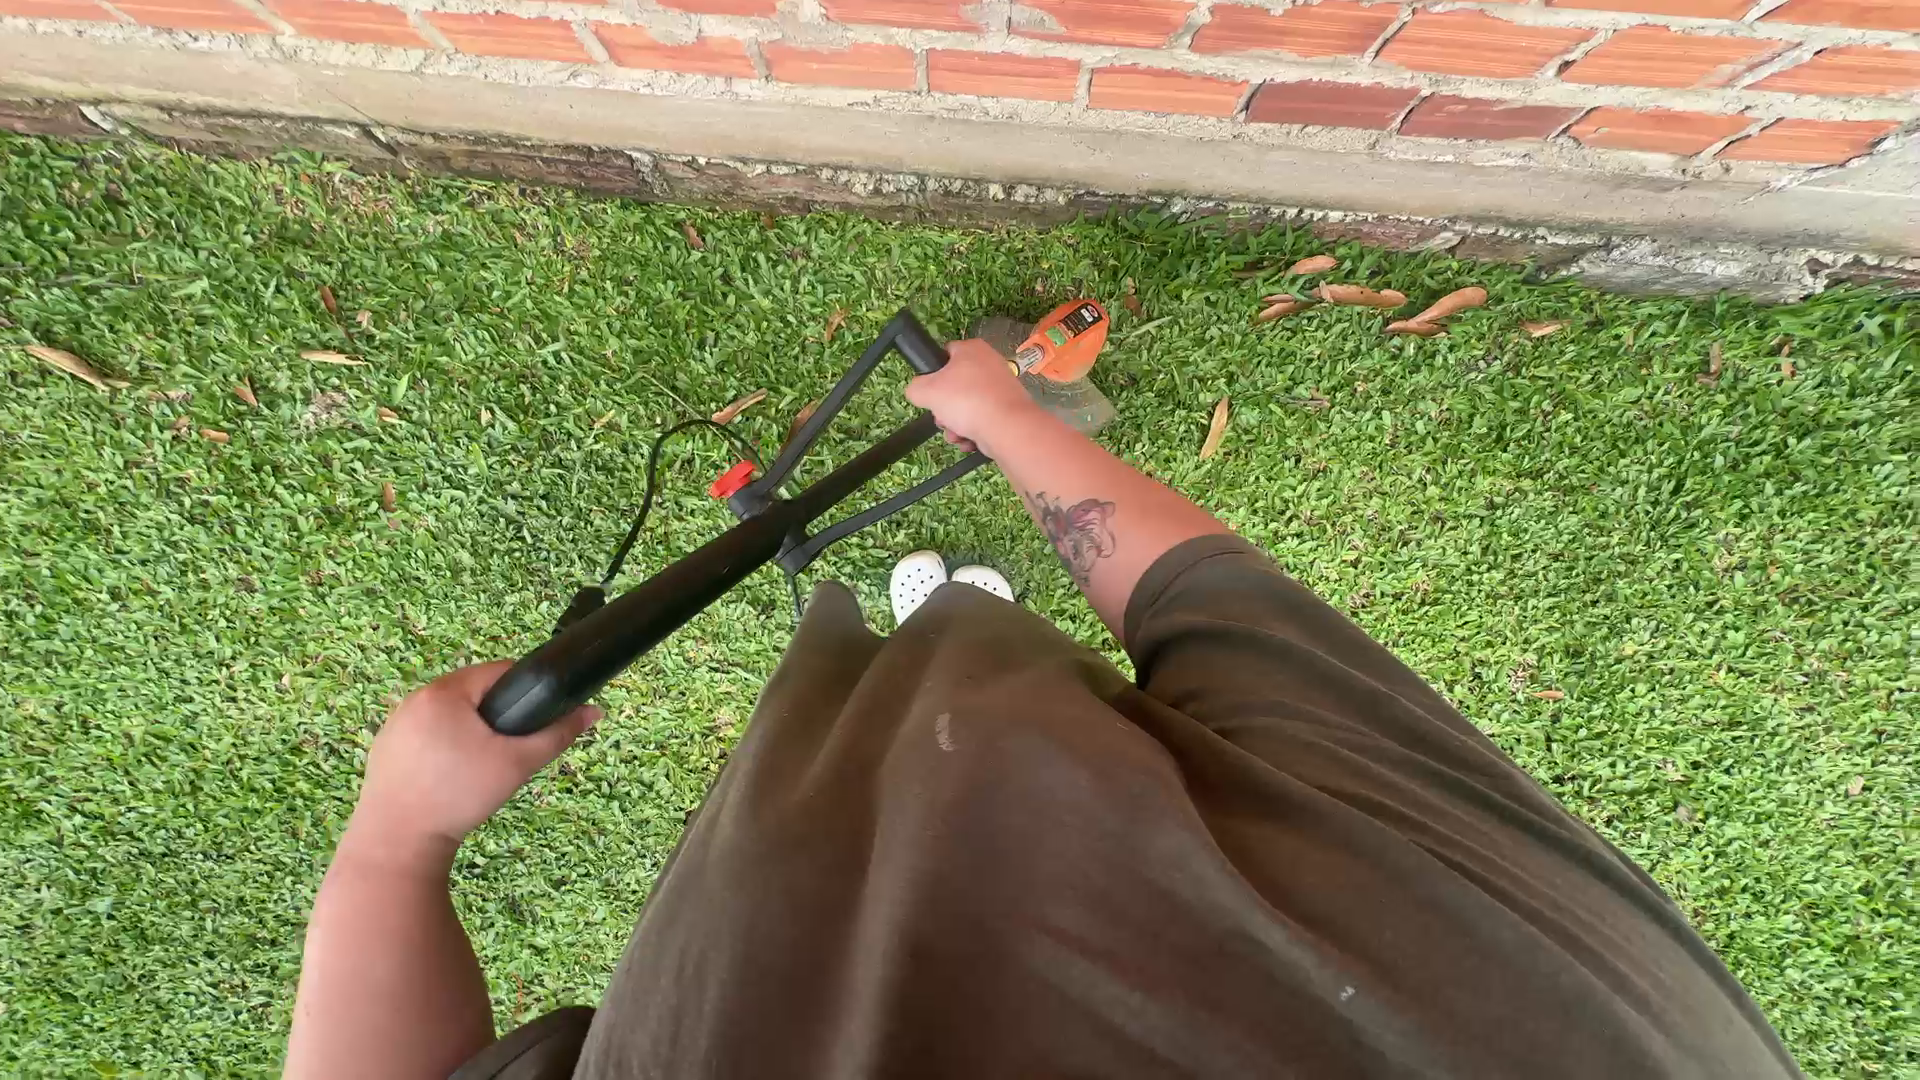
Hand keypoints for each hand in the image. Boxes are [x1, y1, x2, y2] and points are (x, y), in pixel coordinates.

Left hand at [349, 661, 600, 852]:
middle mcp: (414, 699)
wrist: (397, 845)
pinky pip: (428, 730)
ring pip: (451, 712)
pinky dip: (447, 741)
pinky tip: (456, 770)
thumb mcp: (519, 762)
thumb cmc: (460, 795)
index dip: (526, 691)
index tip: (536, 718)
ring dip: (473, 725)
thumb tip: (596, 711)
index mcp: (444, 692)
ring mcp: (394, 724)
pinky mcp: (384, 748)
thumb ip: (559, 733)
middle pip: (475, 691)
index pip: (500, 672)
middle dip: (499, 711)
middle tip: (513, 744)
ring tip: (487, 758)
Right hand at [904, 338, 1048, 458]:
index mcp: (971, 349)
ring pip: (968, 406)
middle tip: (942, 419)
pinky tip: (970, 441)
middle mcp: (989, 363)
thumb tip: (917, 391)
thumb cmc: (966, 400)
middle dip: (944, 408)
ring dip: (956, 425)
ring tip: (956, 435)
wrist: (1007, 427)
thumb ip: (915, 388)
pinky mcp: (1008, 409)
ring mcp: (1001, 387)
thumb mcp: (926, 391)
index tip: (930, 392)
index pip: (944, 354)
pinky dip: (974, 432)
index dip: (933, 374)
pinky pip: (983, 418)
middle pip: (955, 386)